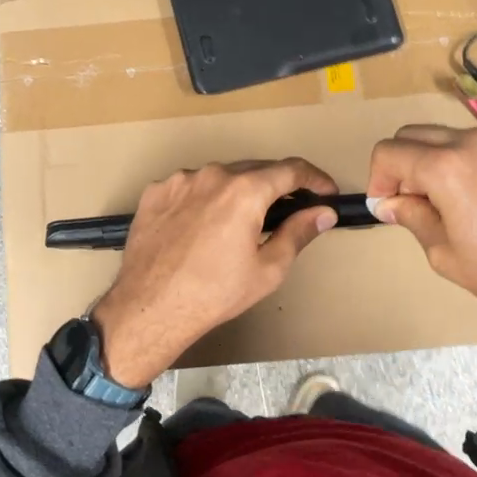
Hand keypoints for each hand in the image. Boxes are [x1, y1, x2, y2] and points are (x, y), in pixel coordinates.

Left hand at [90, 159, 339, 387]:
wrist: (150, 306)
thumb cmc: (214, 293)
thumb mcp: (268, 268)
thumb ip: (298, 232)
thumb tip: (323, 213)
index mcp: (244, 191)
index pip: (290, 170)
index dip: (314, 178)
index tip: (325, 191)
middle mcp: (212, 175)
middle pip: (255, 170)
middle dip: (276, 186)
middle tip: (289, 209)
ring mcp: (179, 181)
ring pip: (220, 177)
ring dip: (237, 192)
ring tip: (241, 223)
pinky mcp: (155, 193)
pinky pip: (189, 187)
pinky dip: (204, 199)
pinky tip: (204, 226)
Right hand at [366, 125, 476, 336]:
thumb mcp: (447, 256)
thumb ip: (414, 218)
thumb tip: (392, 203)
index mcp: (447, 168)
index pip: (389, 152)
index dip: (378, 179)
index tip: (387, 205)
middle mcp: (473, 142)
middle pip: (413, 134)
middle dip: (401, 165)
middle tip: (412, 202)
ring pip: (447, 135)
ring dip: (433, 160)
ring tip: (448, 202)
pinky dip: (465, 161)